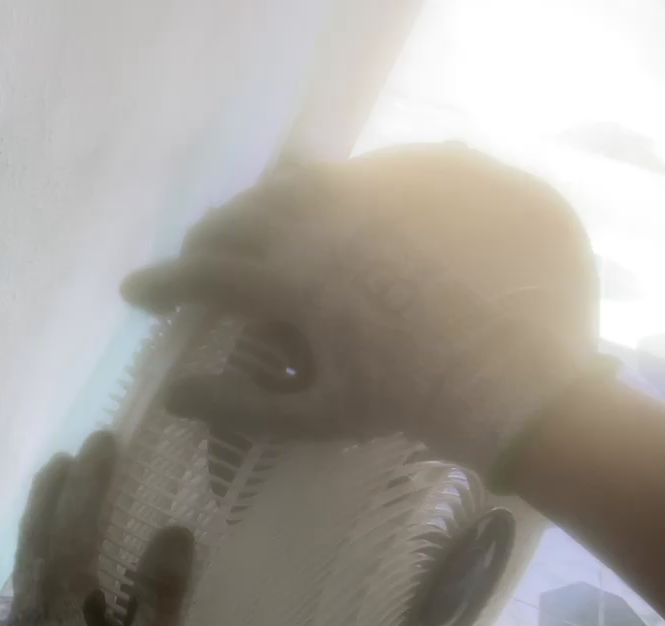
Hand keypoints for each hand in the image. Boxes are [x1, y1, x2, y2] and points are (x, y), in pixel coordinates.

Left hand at [0, 432, 194, 625]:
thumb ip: (158, 599)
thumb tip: (173, 532)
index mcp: (61, 601)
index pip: (74, 526)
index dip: (90, 481)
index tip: (106, 443)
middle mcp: (34, 598)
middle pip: (39, 528)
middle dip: (59, 485)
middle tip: (80, 450)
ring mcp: (24, 614)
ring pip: (28, 546)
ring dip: (43, 506)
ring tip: (59, 477)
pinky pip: (29, 566)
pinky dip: (40, 536)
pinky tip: (53, 538)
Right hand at [120, 143, 606, 479]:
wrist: (530, 382)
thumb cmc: (412, 406)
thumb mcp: (317, 417)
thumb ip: (238, 408)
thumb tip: (171, 397)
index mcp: (293, 277)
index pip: (203, 273)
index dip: (160, 285)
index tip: (134, 292)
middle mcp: (332, 215)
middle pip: (243, 214)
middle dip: (210, 242)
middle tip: (200, 264)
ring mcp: (392, 183)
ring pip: (305, 181)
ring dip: (270, 210)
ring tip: (265, 233)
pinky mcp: (449, 169)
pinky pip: (377, 171)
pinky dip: (347, 199)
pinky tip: (353, 224)